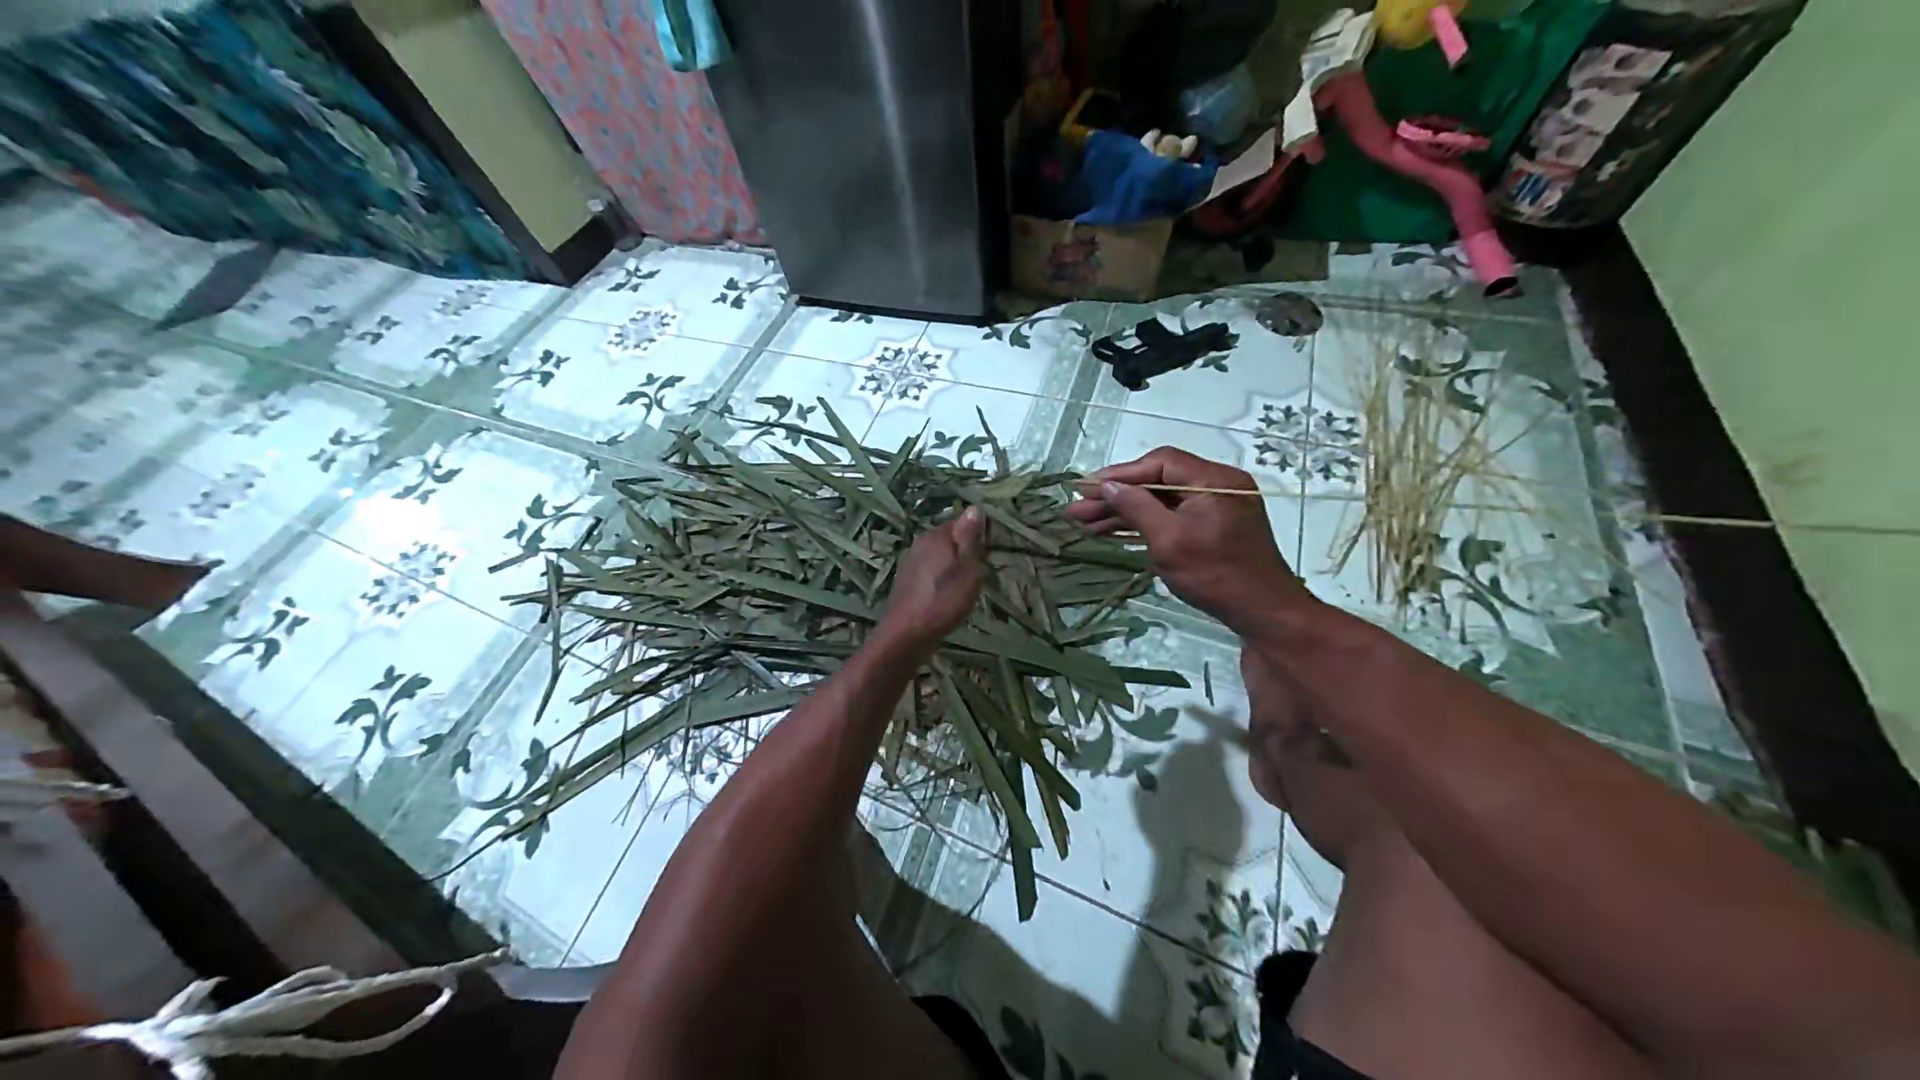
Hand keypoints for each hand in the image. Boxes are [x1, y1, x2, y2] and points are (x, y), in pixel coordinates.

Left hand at [877, 506, 986, 647]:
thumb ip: (969, 537)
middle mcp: (919, 544)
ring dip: (952, 569)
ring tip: (963, 589)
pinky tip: (945, 598)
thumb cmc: (944, 599)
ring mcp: (909, 563)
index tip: (987, 556)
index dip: (976, 537)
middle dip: (964, 554)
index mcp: (935, 536)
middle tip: (978, 575)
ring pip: (938, 558)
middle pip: (949, 541)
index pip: (961, 523)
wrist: (908, 633)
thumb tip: (974, 507)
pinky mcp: (906, 583)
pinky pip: (929, 574)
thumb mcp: (967, 566)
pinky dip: (939, 581)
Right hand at [1066, 447, 1311, 626]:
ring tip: (1083, 523)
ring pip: (1161, 501)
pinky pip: (1171, 516)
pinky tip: (1111, 530)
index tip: (1087, 488)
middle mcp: (1217, 485)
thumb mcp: (1169, 540)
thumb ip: (1137, 507)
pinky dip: (1143, 523)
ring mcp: (1216, 506)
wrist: (1262, 613)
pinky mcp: (1211, 526)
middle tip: (1077, 509)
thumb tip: (1108, 485)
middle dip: (1116, 496)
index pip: (1160, 463)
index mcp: (1214, 480)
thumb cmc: (1215, 575)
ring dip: (1124, 511)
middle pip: (1158, 481)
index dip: (1120, 474)